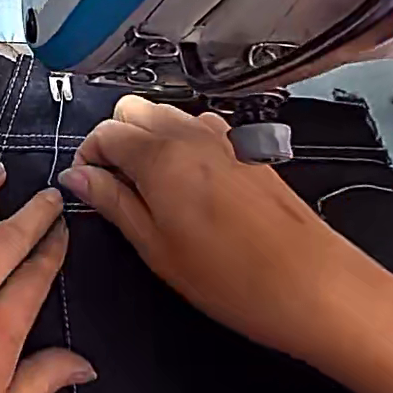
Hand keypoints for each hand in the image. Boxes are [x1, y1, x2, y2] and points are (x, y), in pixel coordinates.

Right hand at [59, 96, 386, 368]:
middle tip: (117, 187)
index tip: (89, 187)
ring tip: (153, 190)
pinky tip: (190, 184)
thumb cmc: (232, 277)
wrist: (315, 284)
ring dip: (146, 138)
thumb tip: (77, 177)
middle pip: (131, 109)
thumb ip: (111, 202)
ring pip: (164, 113)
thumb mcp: (155, 247)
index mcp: (159, 154)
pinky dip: (179, 141)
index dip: (87, 157)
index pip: (104, 131)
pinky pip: (196, 126)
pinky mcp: (244, 145)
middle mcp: (188, 132)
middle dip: (114, 139)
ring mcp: (220, 134)